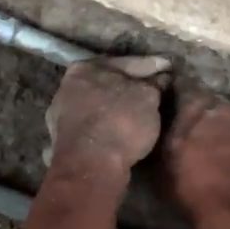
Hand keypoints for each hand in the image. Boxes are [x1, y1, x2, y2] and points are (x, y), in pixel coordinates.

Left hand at [45, 56, 171, 175]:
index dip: (152, 66)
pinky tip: (119, 130)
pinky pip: (92, 127)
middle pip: (108, 83)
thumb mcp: (148, 98)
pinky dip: (106, 126)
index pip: (127, 63)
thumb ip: (154, 84)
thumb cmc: (120, 123)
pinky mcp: (62, 140)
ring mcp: (61, 115)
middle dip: (130, 86)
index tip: (168, 67)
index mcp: (85, 68)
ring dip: (116, 108)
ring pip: (98, 106)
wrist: (90, 166)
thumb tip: (161, 77)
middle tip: (156, 89)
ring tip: (140, 113)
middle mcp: (67, 87)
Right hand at [162, 73, 229, 222]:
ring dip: (218, 129)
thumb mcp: (159, 165)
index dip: (171, 89)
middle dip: (196, 112)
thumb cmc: (192, 185)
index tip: (162, 98)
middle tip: (182, 127)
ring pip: (229, 121)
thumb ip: (158, 141)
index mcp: (196, 104)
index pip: (180, 81)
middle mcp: (225, 108)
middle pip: (207, 102)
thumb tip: (152, 134)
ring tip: (207, 148)